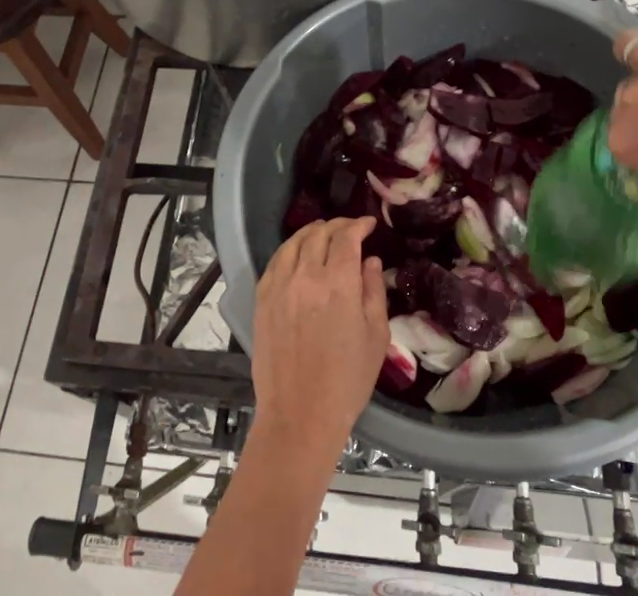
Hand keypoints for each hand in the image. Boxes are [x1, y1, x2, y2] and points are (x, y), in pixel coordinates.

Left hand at [250, 216, 388, 460]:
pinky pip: (275, 262)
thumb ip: (373, 291)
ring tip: (323, 234)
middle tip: (350, 229)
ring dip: (311, 233)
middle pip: (318, 234)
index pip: (346, 237)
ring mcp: (278, 287)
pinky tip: (298, 255)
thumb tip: (371, 261)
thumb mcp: (376, 335)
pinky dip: (289, 250)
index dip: (358, 225)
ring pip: (293, 243)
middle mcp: (305, 277)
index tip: (369, 225)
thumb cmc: (347, 380)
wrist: (300, 413)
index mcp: (338, 284)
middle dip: (337, 225)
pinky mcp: (261, 300)